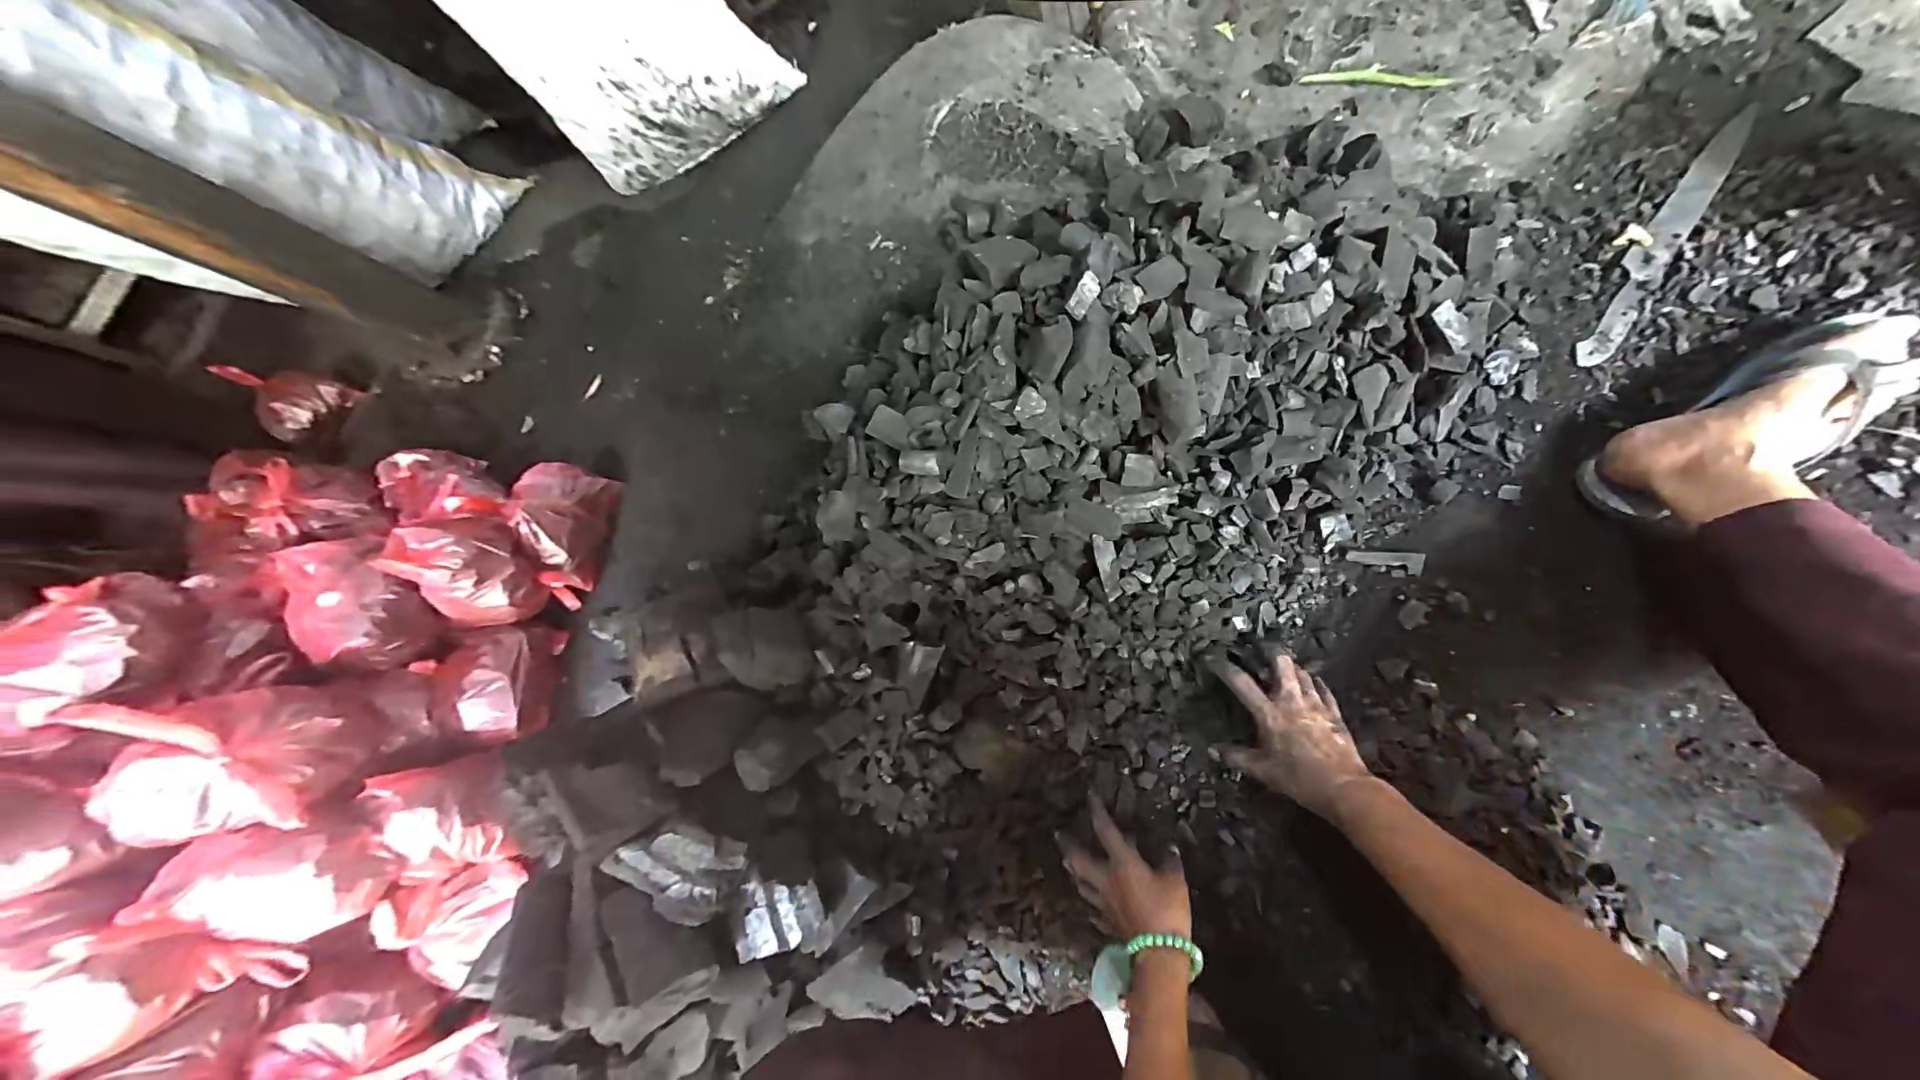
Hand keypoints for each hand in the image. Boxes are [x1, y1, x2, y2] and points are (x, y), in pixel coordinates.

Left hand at [1061, 793, 1191, 939]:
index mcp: (1122, 863)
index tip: (1090, 795)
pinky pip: (1092, 909)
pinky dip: (1090, 902)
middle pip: (1078, 859)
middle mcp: (1105, 879)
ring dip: (1074, 872)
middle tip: (1059, 835)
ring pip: (1080, 883)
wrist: (1160, 954)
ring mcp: (1102, 902)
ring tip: (1069, 863)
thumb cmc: (1168, 910)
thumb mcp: (1174, 880)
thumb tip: (1167, 846)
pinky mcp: (1106, 922)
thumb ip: (1168, 860)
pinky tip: (1090, 902)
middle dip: (1068, 845)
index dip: (1097, 809)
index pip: (1104, 829)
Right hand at [1215, 649, 1373, 821]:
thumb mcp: (1262, 770)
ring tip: (1283, 668)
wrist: (1343, 786)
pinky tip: (1313, 682)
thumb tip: (1212, 750)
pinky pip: (1323, 689)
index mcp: (1269, 713)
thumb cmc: (1298, 778)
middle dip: (1269, 651)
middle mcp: (1291, 700)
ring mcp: (1315, 703)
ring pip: (1303, 672)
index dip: (1224, 666)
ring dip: (1291, 668)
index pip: (1241, 682)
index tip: (1213, 657)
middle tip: (1259, 649)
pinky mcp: (1334, 712)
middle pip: (1281, 662)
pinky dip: (1315, 683)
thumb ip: (1236, 757)